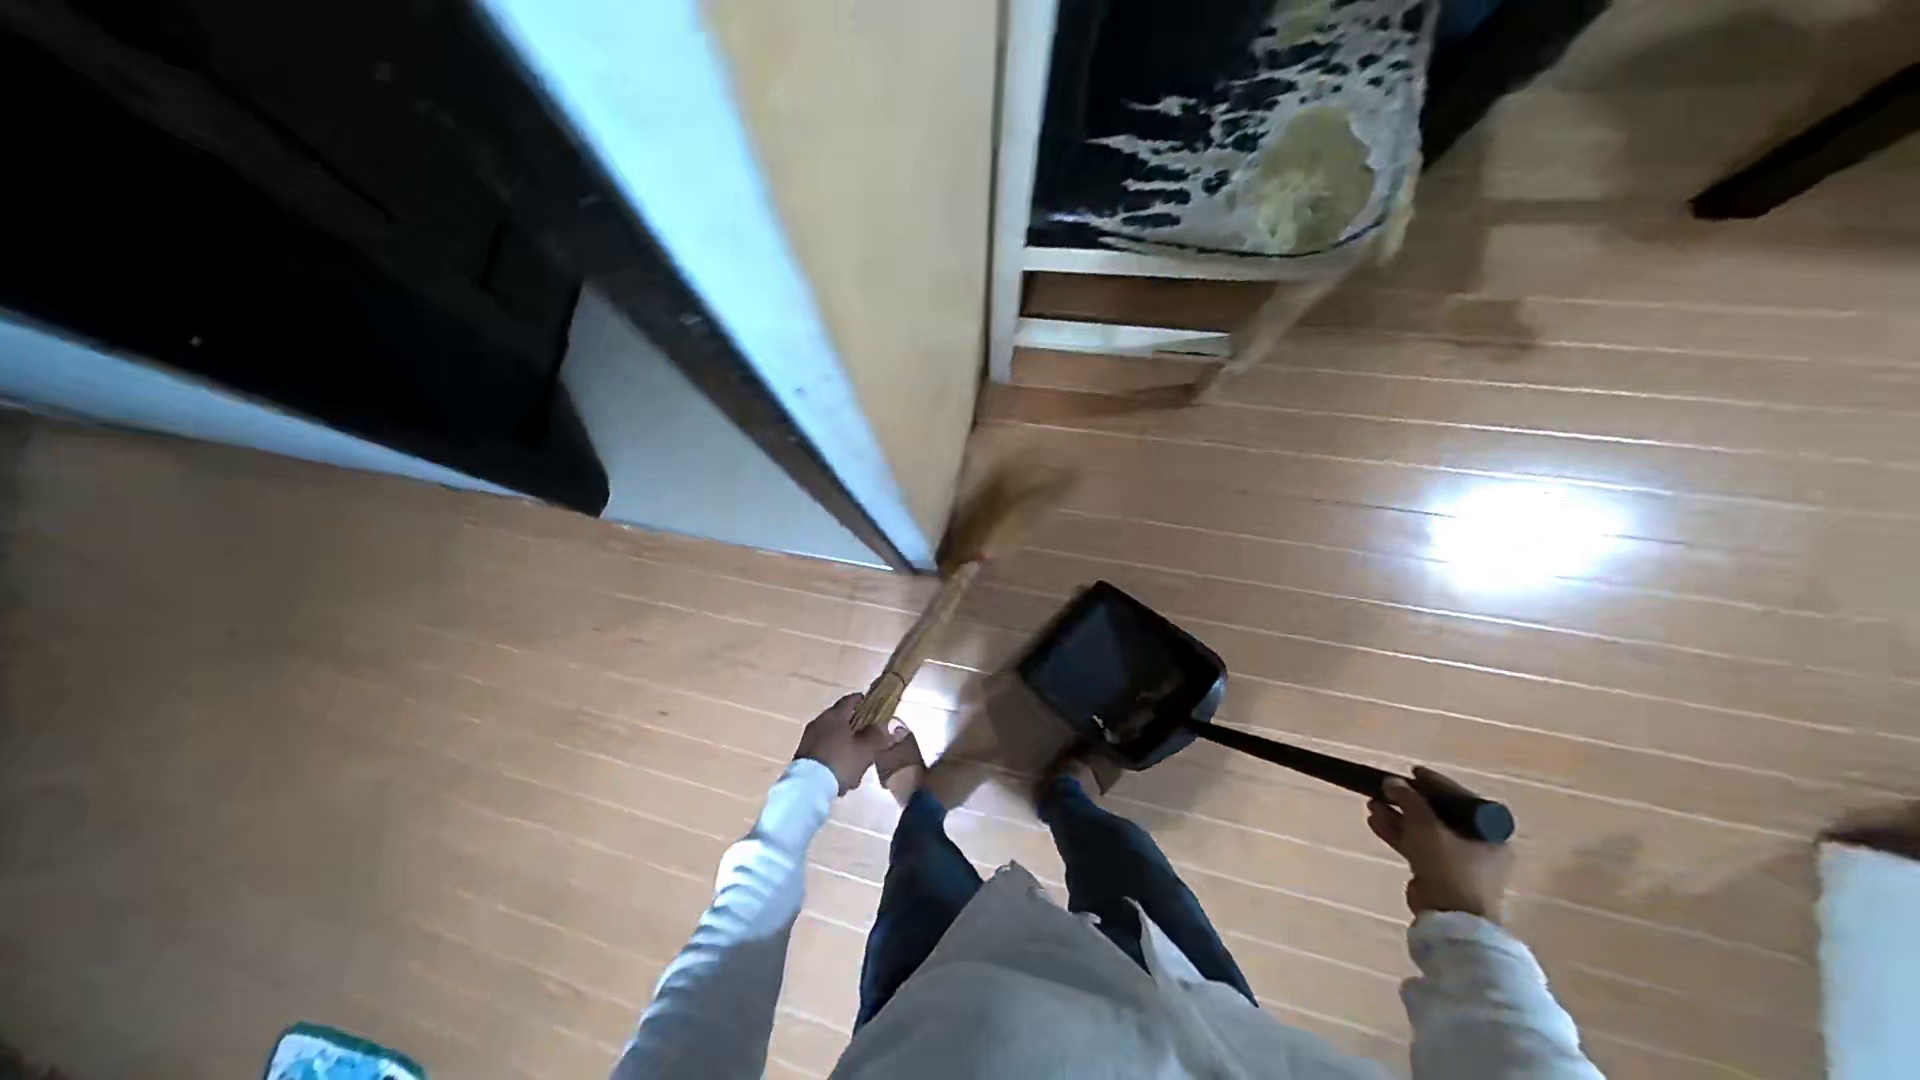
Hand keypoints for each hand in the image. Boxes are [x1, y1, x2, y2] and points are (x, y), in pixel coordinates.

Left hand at [793, 693, 892, 794]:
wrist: (809, 787)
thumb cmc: (841, 761)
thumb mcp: (866, 749)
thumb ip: (877, 735)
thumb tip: (884, 724)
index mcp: (834, 715)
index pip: (849, 700)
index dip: (861, 700)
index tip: (870, 703)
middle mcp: (819, 722)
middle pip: (840, 719)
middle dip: (854, 727)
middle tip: (867, 736)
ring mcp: (808, 738)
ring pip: (832, 737)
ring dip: (845, 745)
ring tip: (857, 761)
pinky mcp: (802, 755)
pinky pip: (823, 751)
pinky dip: (834, 756)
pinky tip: (842, 773)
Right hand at [1367, 767, 1514, 922]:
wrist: (1451, 920)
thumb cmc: (1450, 869)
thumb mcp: (1428, 828)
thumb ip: (1410, 801)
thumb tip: (1392, 781)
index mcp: (1490, 833)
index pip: (1461, 799)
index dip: (1435, 784)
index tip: (1412, 772)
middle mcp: (1478, 845)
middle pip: (1439, 814)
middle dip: (1408, 801)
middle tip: (1385, 789)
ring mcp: (1457, 860)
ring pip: (1424, 830)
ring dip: (1397, 816)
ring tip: (1371, 803)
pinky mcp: (1438, 873)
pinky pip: (1416, 846)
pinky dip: (1397, 833)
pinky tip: (1374, 821)